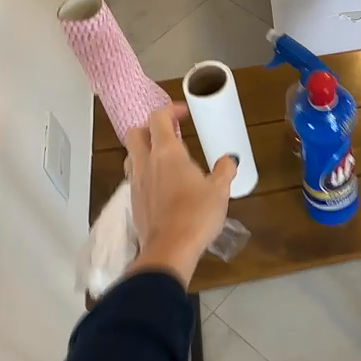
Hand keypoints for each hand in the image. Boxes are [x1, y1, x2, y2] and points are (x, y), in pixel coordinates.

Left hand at [125, 103, 238, 286]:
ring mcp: (136, 183)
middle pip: (135, 133)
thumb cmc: (197, 214)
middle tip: (171, 134)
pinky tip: (163, 185)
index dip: (170, 110)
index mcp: (167, 152)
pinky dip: (146, 173)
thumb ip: (224, 170)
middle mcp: (146, 163)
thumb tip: (229, 159)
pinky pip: (135, 178)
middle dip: (151, 128)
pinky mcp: (133, 202)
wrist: (170, 249)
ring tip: (165, 159)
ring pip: (131, 155)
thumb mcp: (219, 190)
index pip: (158, 118)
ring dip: (145, 150)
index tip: (184, 114)